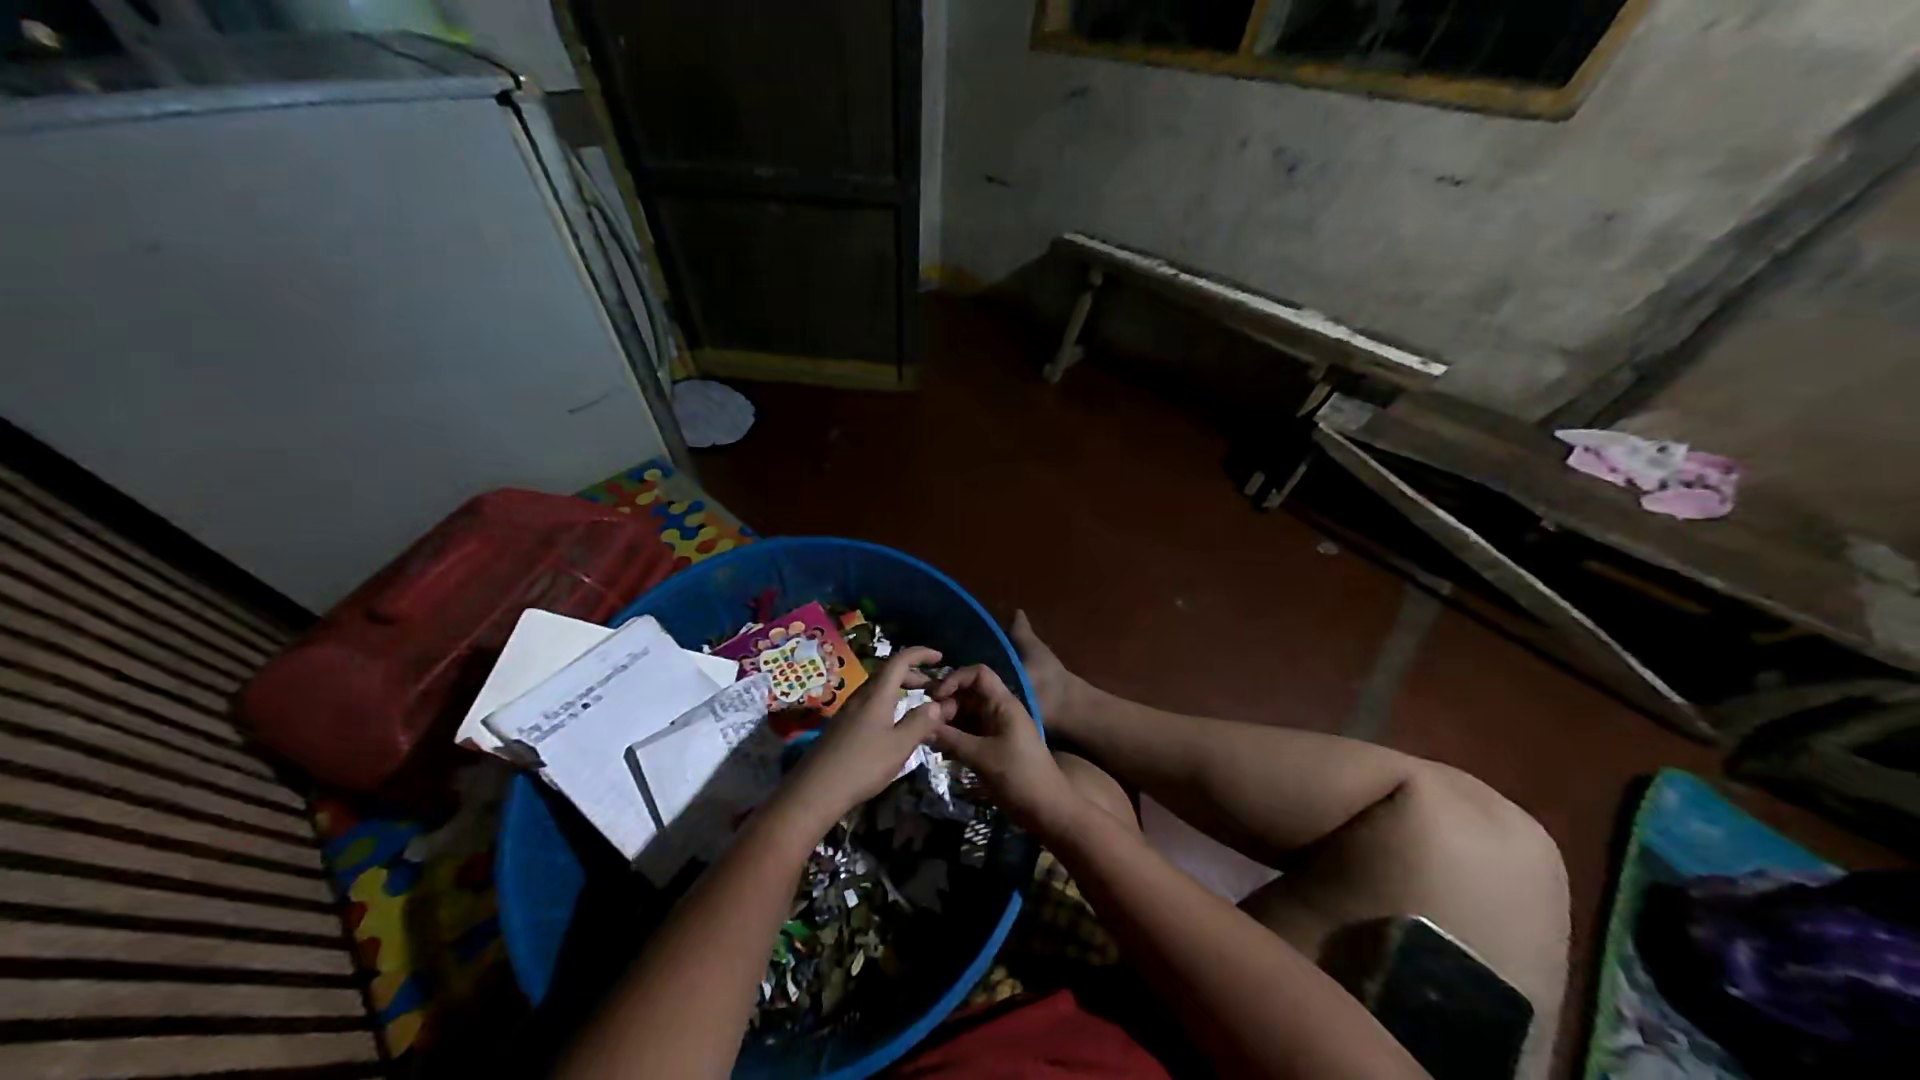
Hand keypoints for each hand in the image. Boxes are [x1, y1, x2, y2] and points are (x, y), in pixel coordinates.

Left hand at [777, 646, 955, 826]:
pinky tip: (893, 726)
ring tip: (917, 705)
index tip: (940, 657)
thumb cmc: (862, 765)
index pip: (900, 660)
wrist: (815, 790)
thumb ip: (920, 722)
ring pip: (878, 690)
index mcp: (876, 695)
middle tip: (933, 687)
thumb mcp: (899, 746)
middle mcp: (860, 697)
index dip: (920, 654)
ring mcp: (848, 712)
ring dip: (900, 690)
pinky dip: (888, 705)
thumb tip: (937, 704)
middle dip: (913, 674)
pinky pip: (870, 705)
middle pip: (888, 673)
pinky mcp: (841, 727)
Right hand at [929, 665, 1079, 832]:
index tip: (935, 698)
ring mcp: (998, 729)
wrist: (1048, 809)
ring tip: (929, 739)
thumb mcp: (981, 756)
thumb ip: (951, 738)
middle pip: (968, 695)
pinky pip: (970, 733)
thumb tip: (922, 725)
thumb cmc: (1019, 776)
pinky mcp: (995, 746)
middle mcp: (1000, 711)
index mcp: (1004, 704)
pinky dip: (956, 737)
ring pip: (967, 715)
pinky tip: (941, 751)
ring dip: (948, 723)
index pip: (978, 674)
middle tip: (928, 725)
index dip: (955, 679)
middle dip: (946, 705)